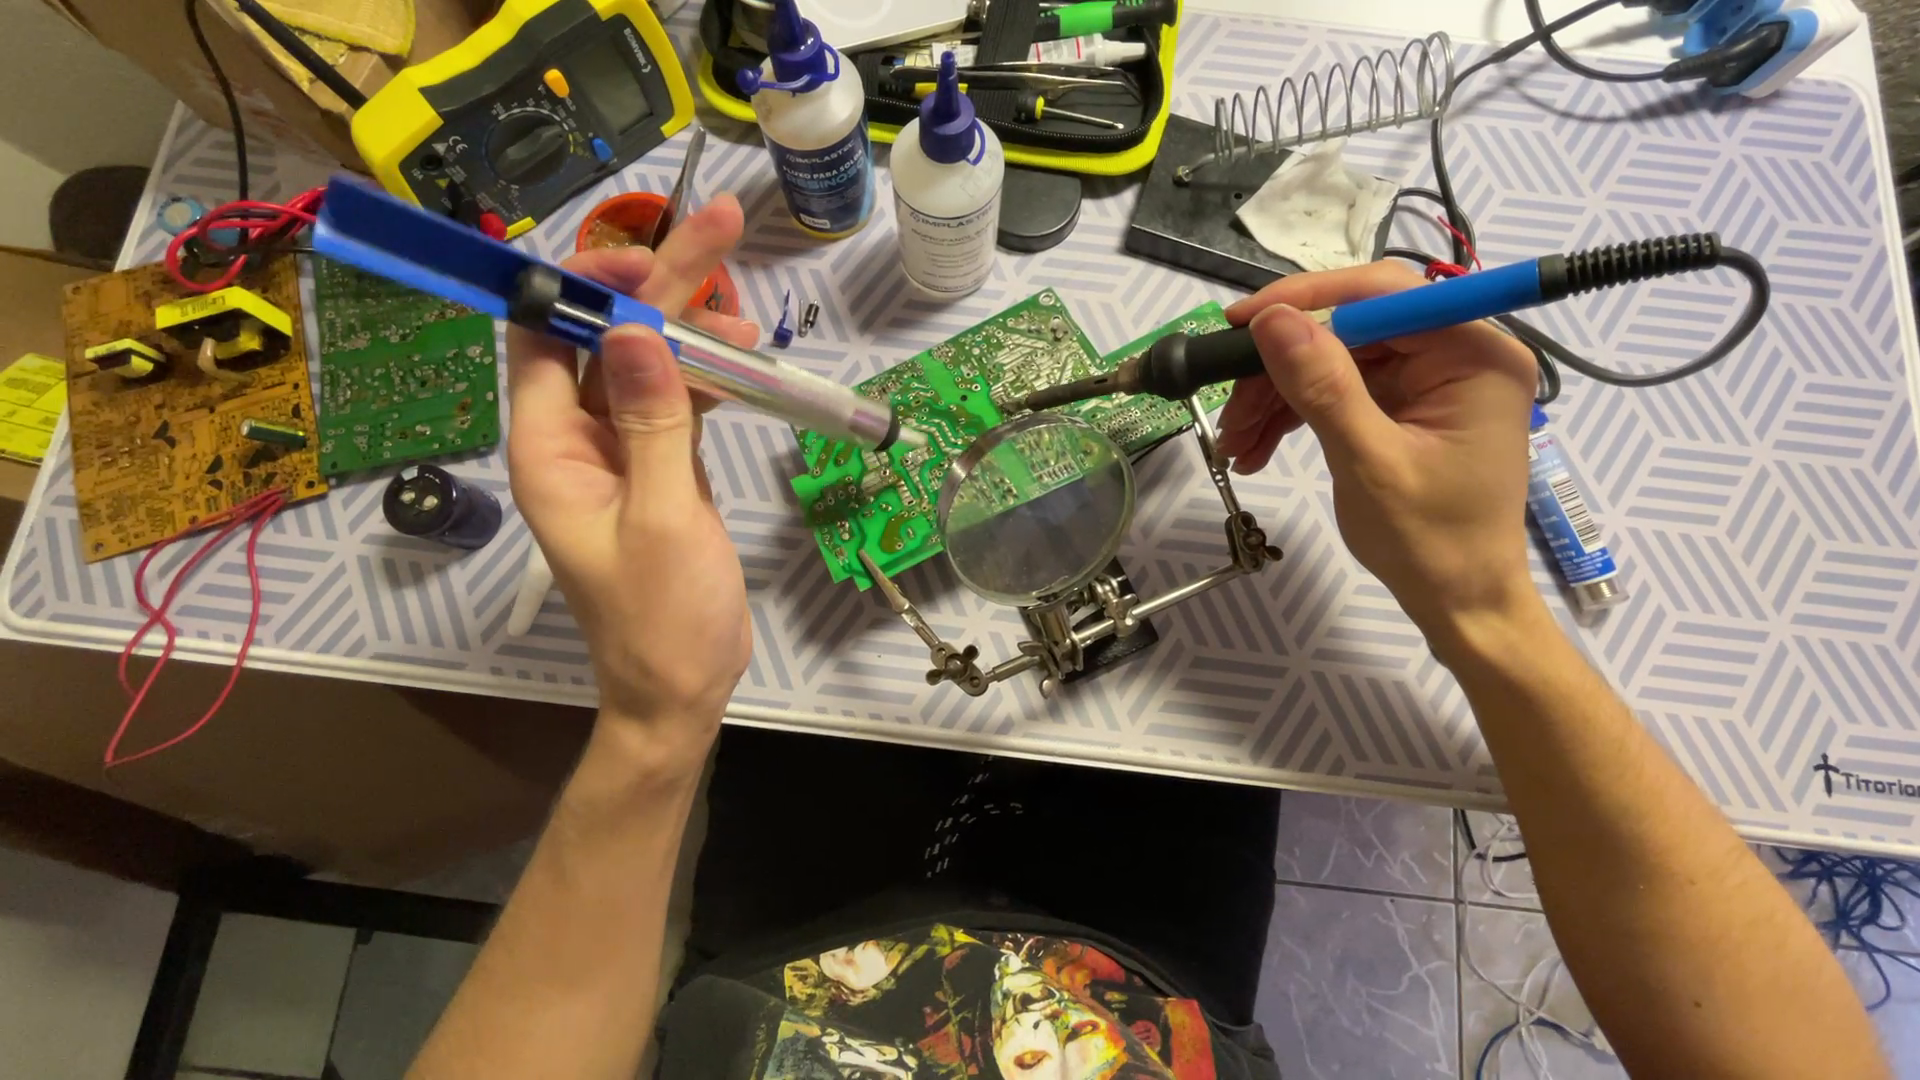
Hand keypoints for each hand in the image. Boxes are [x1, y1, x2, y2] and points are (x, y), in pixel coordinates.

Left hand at [506, 197, 758, 760]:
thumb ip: (651, 423)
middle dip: (659, 286)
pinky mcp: (661, 471)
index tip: (647, 254)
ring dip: (692, 331)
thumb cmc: (664, 618)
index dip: (584, 284)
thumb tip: (629, 328)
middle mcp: (577, 442)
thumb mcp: (662, 518)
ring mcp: (622, 455)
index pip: (544, 339)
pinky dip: (708, 378)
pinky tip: (745, 362)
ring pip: (648, 368)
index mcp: (551, 450)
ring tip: (747, 311)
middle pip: (607, 342)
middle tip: (720, 231)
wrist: (682, 688)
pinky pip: (676, 405)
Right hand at [1215, 262, 1540, 635]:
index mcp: (1472, 354)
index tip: (1240, 324)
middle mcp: (1455, 352)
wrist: (1457, 599)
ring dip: (1275, 397)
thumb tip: (1271, 321)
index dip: (1305, 300)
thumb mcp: (1369, 462)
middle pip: (1349, 328)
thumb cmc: (1430, 541)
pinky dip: (1292, 415)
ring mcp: (1427, 380)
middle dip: (1280, 368)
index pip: (1381, 294)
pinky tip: (1256, 447)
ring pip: (1332, 361)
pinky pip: (1336, 390)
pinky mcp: (1402, 405)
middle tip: (1229, 407)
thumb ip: (1323, 387)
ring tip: (1234, 443)